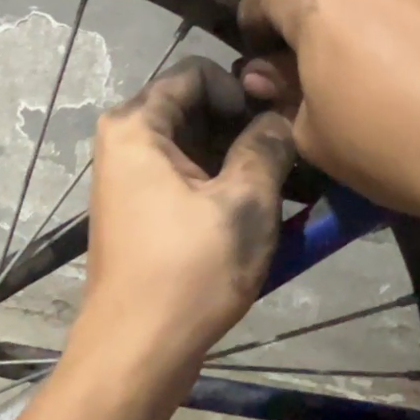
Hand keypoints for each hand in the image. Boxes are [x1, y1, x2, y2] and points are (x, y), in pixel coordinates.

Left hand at [78, 58, 295, 368]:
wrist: (136, 348)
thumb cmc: (189, 270)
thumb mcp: (243, 202)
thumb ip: (266, 146)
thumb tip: (278, 119)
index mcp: (135, 123)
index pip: (197, 72)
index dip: (244, 91)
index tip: (279, 125)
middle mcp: (124, 139)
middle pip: (195, 108)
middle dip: (246, 129)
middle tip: (295, 161)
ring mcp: (129, 176)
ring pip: (196, 147)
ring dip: (241, 162)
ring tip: (291, 190)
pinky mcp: (141, 209)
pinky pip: (186, 179)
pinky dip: (223, 187)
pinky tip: (265, 213)